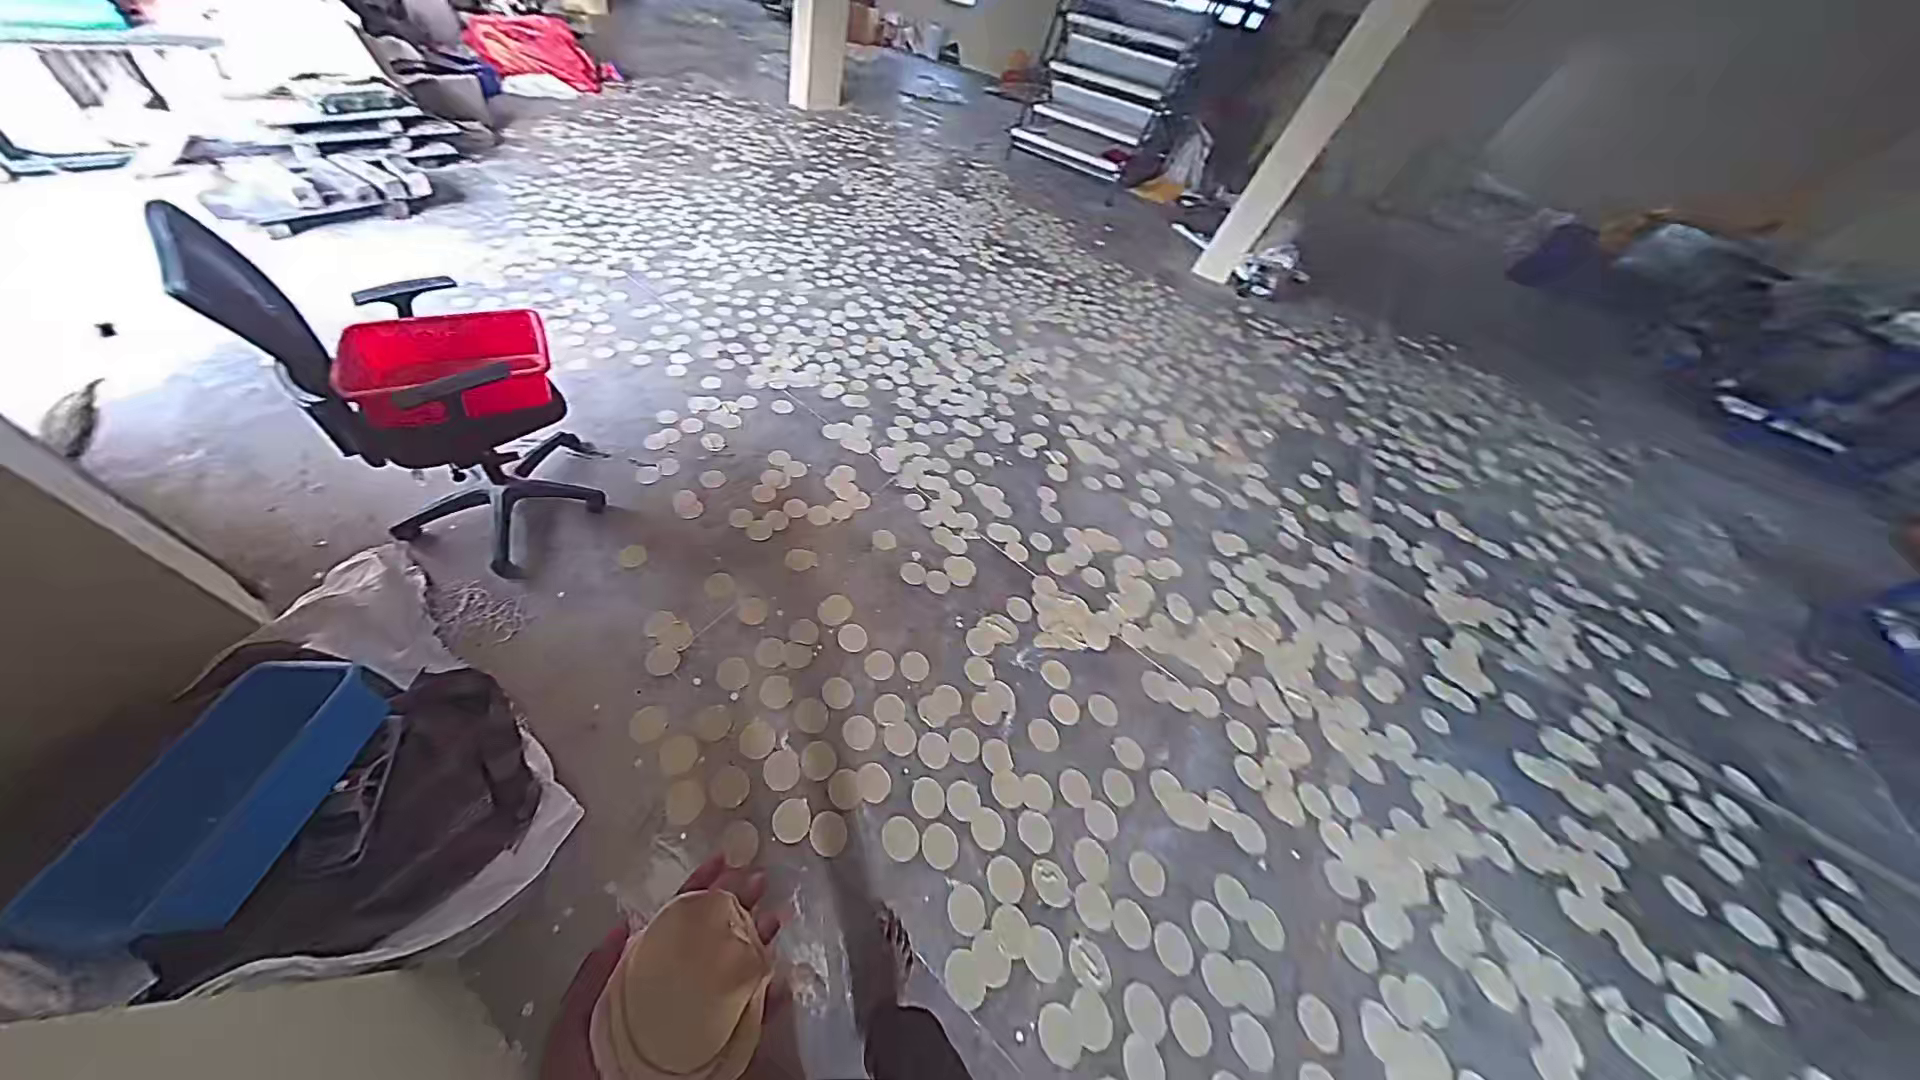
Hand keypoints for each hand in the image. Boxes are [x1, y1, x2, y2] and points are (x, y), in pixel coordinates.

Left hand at [540, 855, 786, 1079]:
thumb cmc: (583, 1076)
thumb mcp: (572, 1030)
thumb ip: (593, 978)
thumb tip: (625, 921)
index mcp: (648, 974)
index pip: (676, 920)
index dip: (700, 886)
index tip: (724, 859)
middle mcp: (681, 987)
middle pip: (715, 934)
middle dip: (740, 902)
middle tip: (761, 879)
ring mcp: (704, 1015)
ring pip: (739, 967)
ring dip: (760, 941)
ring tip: (776, 920)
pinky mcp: (723, 1049)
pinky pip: (752, 1020)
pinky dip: (771, 1000)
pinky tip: (783, 982)